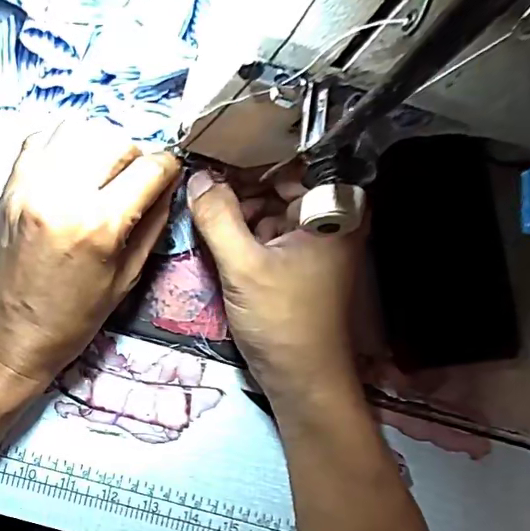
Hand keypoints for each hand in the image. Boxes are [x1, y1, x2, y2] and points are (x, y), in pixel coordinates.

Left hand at [0, 121, 181, 386]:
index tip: (168, 176)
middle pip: (115, 138)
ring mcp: (29, 185)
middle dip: (134, 155)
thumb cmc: (70, 321)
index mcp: (98, 226)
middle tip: (133, 181)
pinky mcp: (8, 185)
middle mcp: (62, 195)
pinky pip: (42, 137)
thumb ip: (152, 226)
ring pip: (79, 127)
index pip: (149, 167)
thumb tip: (168, 186)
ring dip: (100, 143)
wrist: (7, 338)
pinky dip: (65, 144)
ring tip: (102, 172)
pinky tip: (72, 169)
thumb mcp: (125, 281)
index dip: (168, 168)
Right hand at [184, 166, 363, 400]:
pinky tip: (221, 236)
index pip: (292, 161)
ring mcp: (318, 243)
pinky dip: (248, 233)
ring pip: (274, 209)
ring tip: (205, 210)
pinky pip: (273, 234)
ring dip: (241, 210)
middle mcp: (332, 219)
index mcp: (333, 211)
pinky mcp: (302, 264)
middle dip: (241, 184)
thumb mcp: (242, 266)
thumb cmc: (282, 322)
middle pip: (282, 184)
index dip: (251, 153)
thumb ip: (217, 217)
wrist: (303, 381)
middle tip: (201, 181)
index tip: (211, 149)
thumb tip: (196, 177)